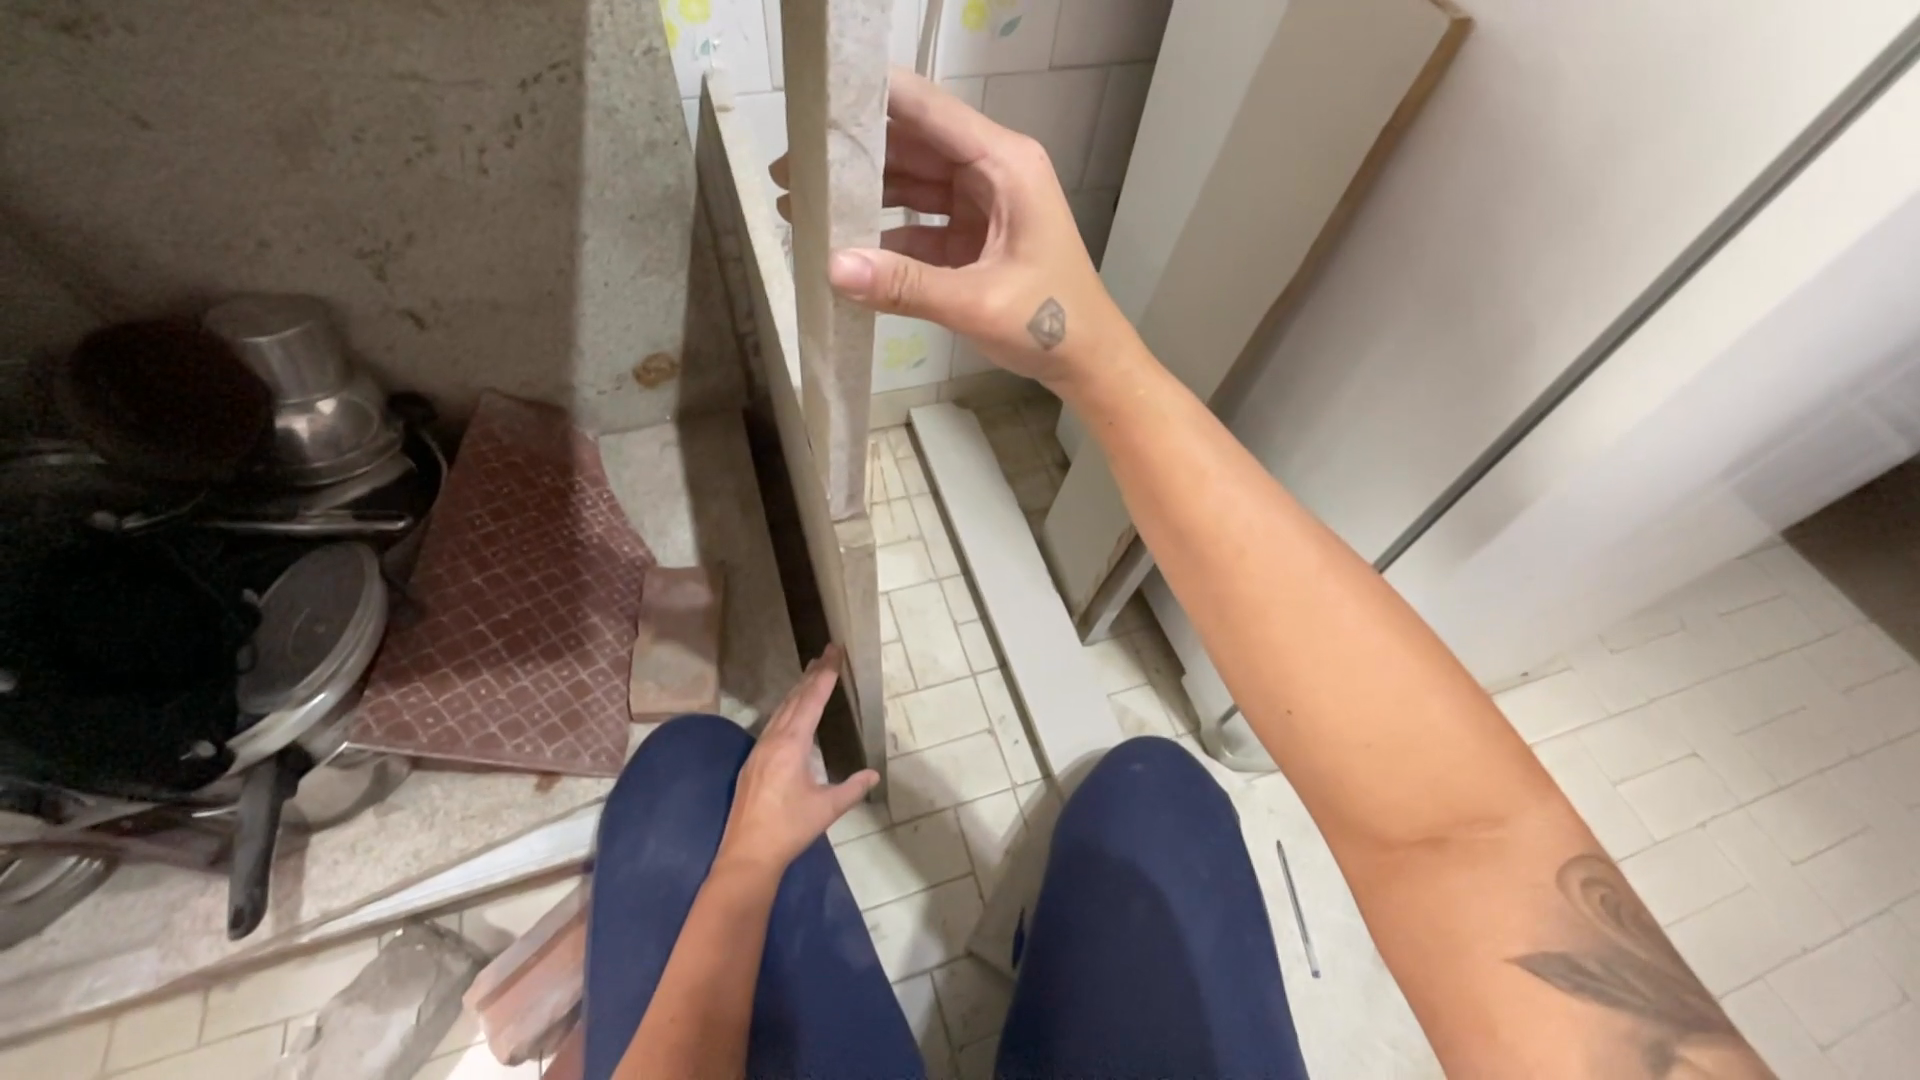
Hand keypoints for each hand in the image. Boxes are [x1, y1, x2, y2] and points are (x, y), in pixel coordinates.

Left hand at [714, 645, 878, 876]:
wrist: (747, 854)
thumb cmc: (789, 829)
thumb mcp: (827, 808)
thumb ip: (852, 788)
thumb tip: (873, 774)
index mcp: (791, 745)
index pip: (812, 701)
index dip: (825, 676)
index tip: (834, 653)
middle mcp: (773, 741)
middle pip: (794, 699)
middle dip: (812, 675)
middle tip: (826, 652)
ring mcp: (759, 751)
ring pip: (781, 711)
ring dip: (797, 690)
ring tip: (810, 673)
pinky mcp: (753, 763)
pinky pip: (772, 724)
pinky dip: (786, 709)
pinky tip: (790, 711)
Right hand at [770, 68, 1133, 391]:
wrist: (1087, 361)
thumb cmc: (1051, 323)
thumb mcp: (977, 303)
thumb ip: (906, 286)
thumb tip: (832, 269)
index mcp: (1004, 165)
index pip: (927, 111)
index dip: (869, 99)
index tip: (813, 104)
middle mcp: (990, 173)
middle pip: (910, 145)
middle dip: (852, 156)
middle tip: (791, 169)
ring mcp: (980, 205)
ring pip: (910, 185)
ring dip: (862, 196)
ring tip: (803, 206)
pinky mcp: (971, 239)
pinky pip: (918, 226)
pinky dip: (884, 237)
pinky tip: (845, 248)